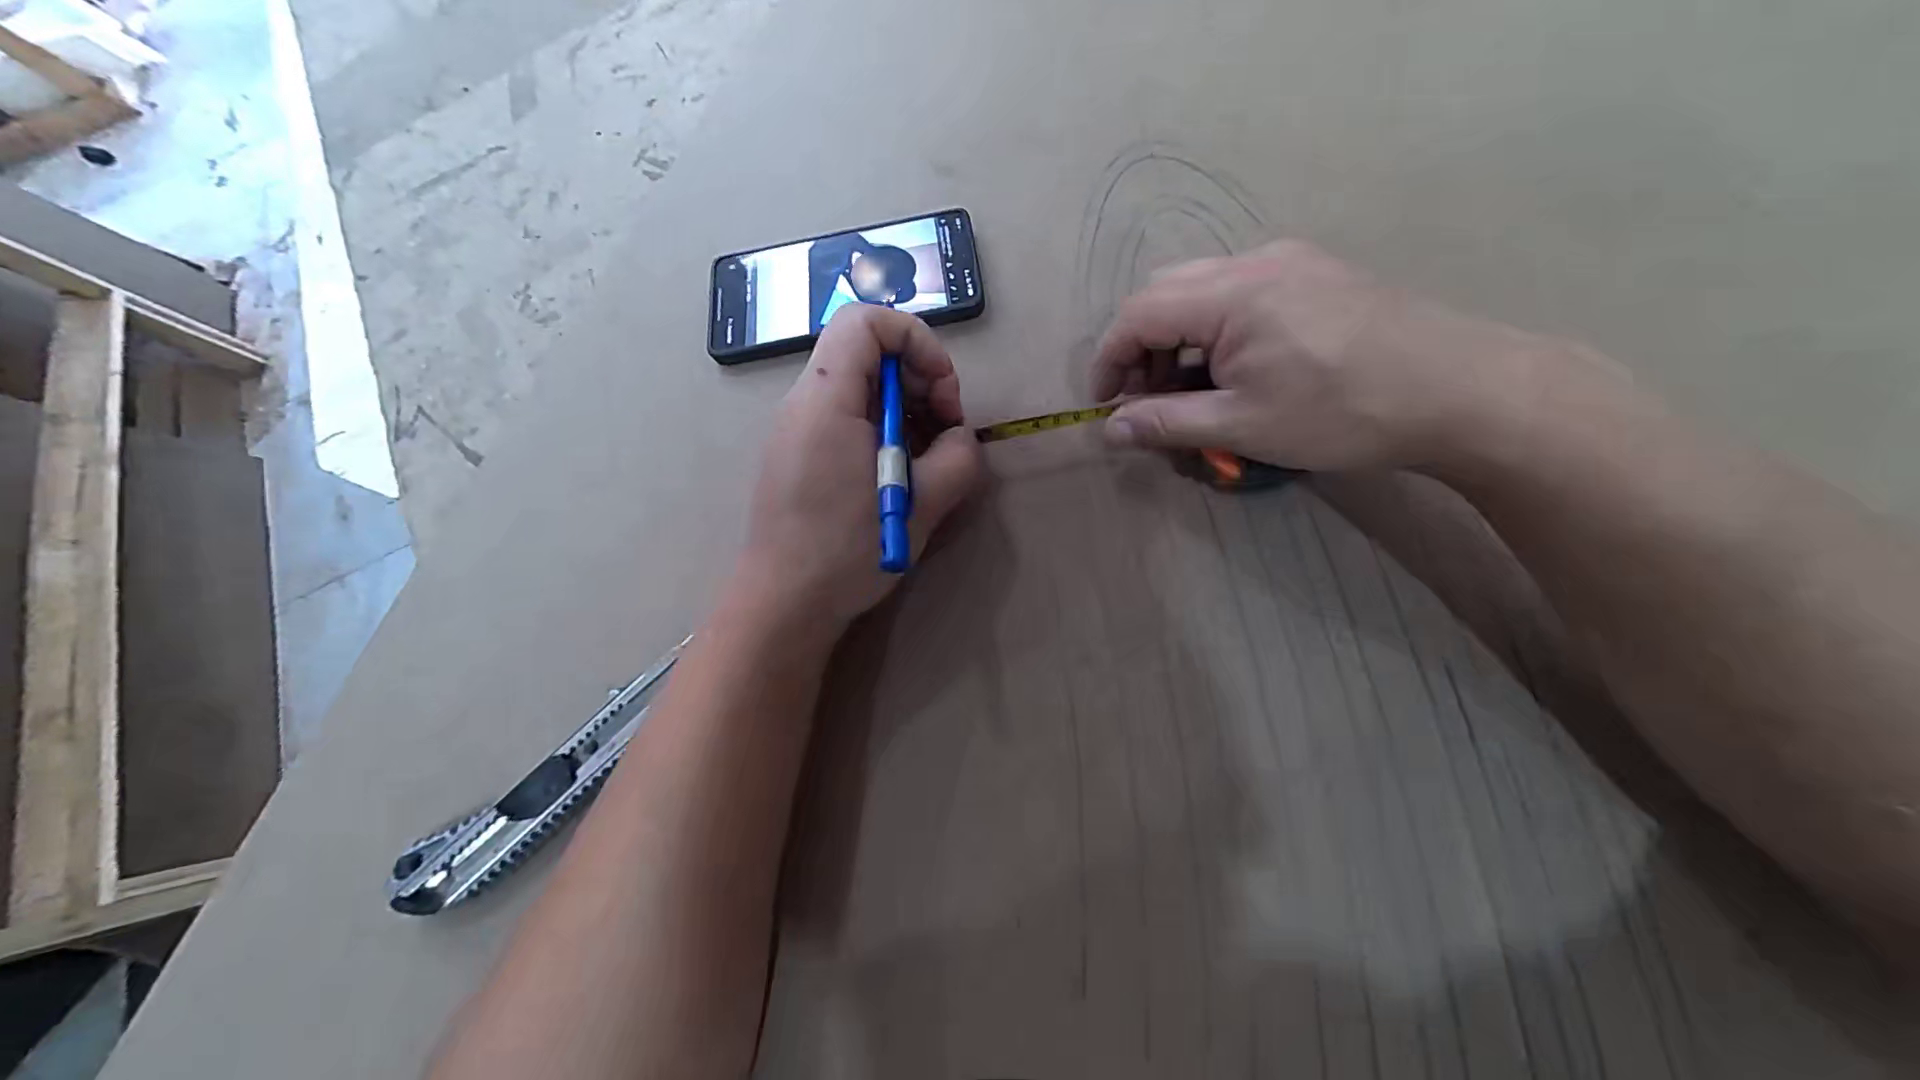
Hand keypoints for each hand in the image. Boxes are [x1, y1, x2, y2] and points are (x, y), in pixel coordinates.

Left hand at [738, 304, 984, 627]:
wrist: (783, 604)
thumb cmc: (847, 551)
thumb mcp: (921, 505)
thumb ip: (957, 458)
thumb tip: (960, 437)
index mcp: (827, 399)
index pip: (867, 321)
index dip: (917, 342)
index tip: (943, 394)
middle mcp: (804, 403)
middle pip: (867, 352)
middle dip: (919, 381)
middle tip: (944, 433)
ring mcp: (797, 429)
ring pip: (860, 388)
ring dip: (904, 411)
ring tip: (925, 462)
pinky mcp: (799, 455)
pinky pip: (846, 419)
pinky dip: (881, 432)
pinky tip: (896, 476)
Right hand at [1090, 239, 1597, 472]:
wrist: (1463, 391)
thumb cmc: (1344, 412)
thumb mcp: (1243, 426)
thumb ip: (1167, 423)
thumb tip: (1110, 430)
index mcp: (1232, 293)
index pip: (1139, 313)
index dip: (1109, 359)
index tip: (1104, 406)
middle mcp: (1255, 261)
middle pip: (1165, 293)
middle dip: (1141, 349)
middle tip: (1147, 401)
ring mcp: (1290, 262)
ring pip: (1201, 290)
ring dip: (1177, 340)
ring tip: (1190, 392)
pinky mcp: (1316, 274)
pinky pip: (1239, 292)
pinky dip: (1214, 330)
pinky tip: (1234, 368)